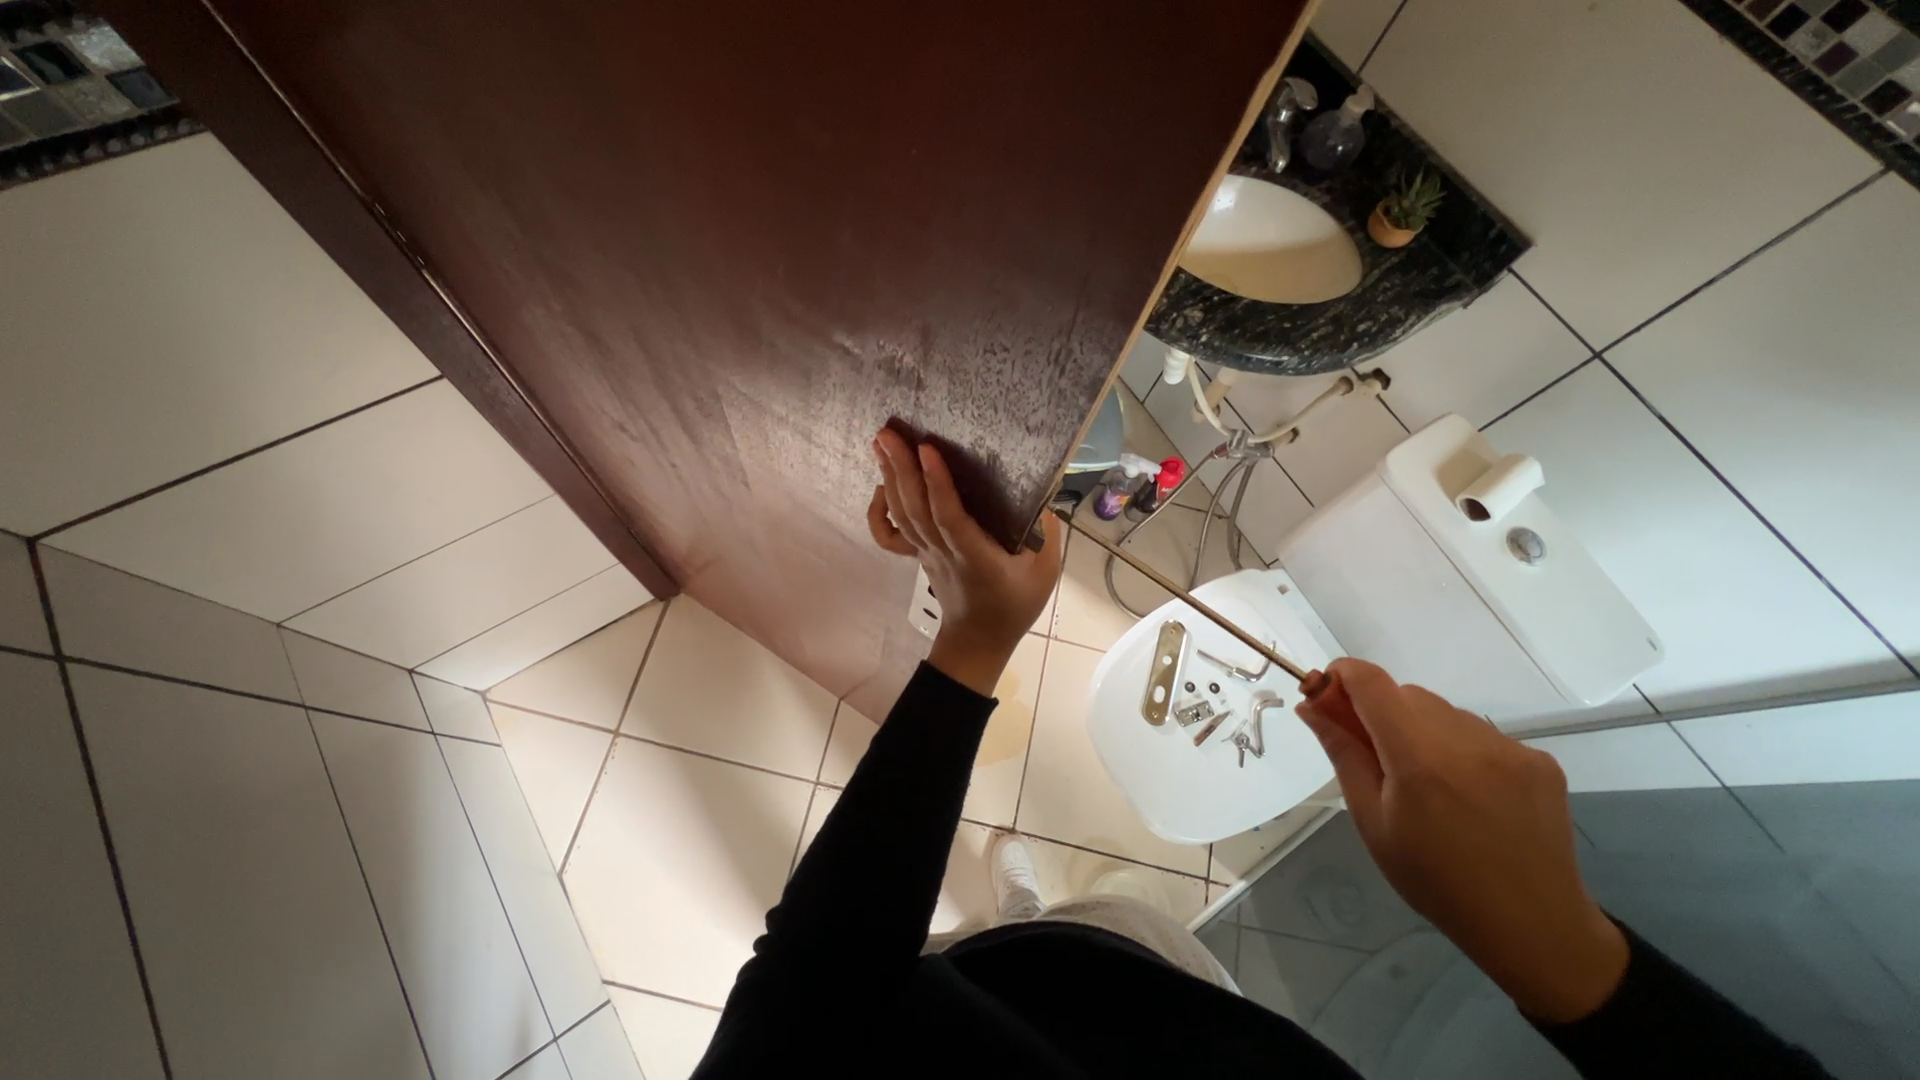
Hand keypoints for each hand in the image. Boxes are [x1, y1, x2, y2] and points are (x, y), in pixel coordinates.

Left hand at [868, 428, 1063, 695]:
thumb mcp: (1045, 574)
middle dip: (901, 469)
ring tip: (881, 443)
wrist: (978, 643)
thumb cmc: (1012, 607)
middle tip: (889, 433)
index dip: (937, 483)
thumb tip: (1045, 500)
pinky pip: (889, 536)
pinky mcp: (916, 555)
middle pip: (915, 509)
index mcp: (974, 556)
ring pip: (901, 515)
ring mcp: (924, 553)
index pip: (949, 517)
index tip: (928, 450)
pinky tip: (881, 487)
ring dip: (889, 478)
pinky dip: (878, 512)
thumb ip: (1047, 536)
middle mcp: (942, 551)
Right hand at [1296, 658, 1628, 1023]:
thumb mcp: (1371, 821)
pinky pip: (1481, 734)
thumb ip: (1343, 754)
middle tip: (1373, 755)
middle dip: (1380, 711)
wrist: (1532, 925)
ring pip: (1444, 712)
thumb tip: (1310, 706)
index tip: (1327, 698)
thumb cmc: (1434, 879)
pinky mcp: (1539, 760)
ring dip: (1421, 729)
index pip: (1371, 682)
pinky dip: (1460, 748)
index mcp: (1418, 757)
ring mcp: (1509, 747)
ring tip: (1427, 783)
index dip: (1342, 676)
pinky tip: (1467, 792)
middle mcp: (1466, 739)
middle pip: (1407, 693)